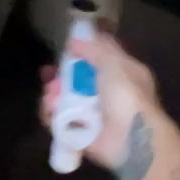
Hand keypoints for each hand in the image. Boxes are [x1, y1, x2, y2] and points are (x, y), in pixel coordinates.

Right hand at [39, 31, 161, 169]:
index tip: (65, 49)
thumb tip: (74, 41)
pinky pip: (58, 121)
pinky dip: (51, 114)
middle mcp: (107, 94)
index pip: (99, 59)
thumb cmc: (127, 96)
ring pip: (64, 99)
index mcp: (122, 75)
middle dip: (59, 76)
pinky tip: (50, 109)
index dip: (81, 52)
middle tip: (49, 75)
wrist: (131, 138)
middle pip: (76, 80)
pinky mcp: (79, 133)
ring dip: (53, 94)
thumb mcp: (114, 63)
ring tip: (51, 95)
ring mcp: (92, 114)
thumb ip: (94, 50)